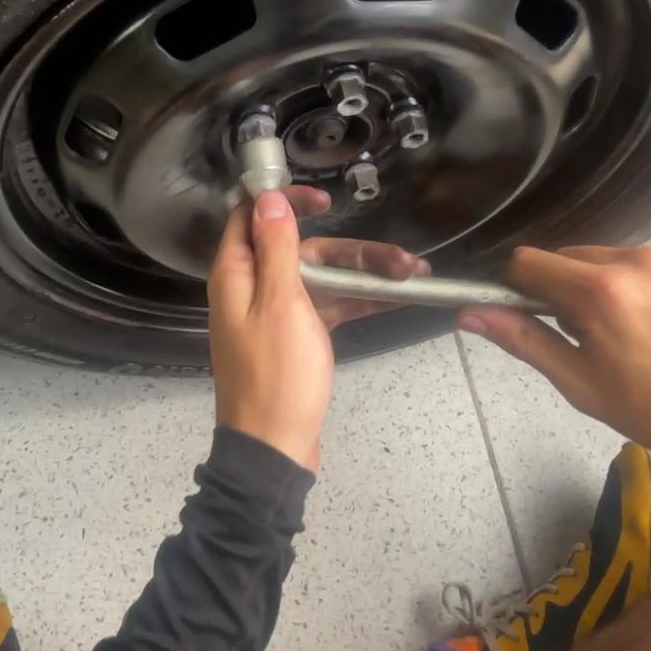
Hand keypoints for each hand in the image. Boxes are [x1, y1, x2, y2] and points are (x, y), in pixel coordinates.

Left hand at [207, 188, 427, 471]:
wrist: (275, 453)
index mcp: (237, 274)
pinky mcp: (297, 337)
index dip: (285, 199)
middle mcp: (253, 287)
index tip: (324, 199)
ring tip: (413, 276)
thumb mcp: (280, 304)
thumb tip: (267, 197)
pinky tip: (398, 297)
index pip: (253, 216)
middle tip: (402, 258)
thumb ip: (277, 248)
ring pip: (322, 278)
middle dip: (352, 250)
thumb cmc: (277, 376)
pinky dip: (358, 300)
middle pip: (302, 249)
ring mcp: (277, 313)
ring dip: (365, 276)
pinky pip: (328, 305)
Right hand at [459, 242, 650, 459]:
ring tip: (650, 328)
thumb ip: (523, 340)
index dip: (522, 285)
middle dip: (574, 288)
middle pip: (577, 257)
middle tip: (600, 333)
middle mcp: (640, 258)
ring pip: (622, 257)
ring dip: (620, 282)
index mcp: (602, 292)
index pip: (529, 262)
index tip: (536, 310)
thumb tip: (468, 311)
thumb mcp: (582, 385)